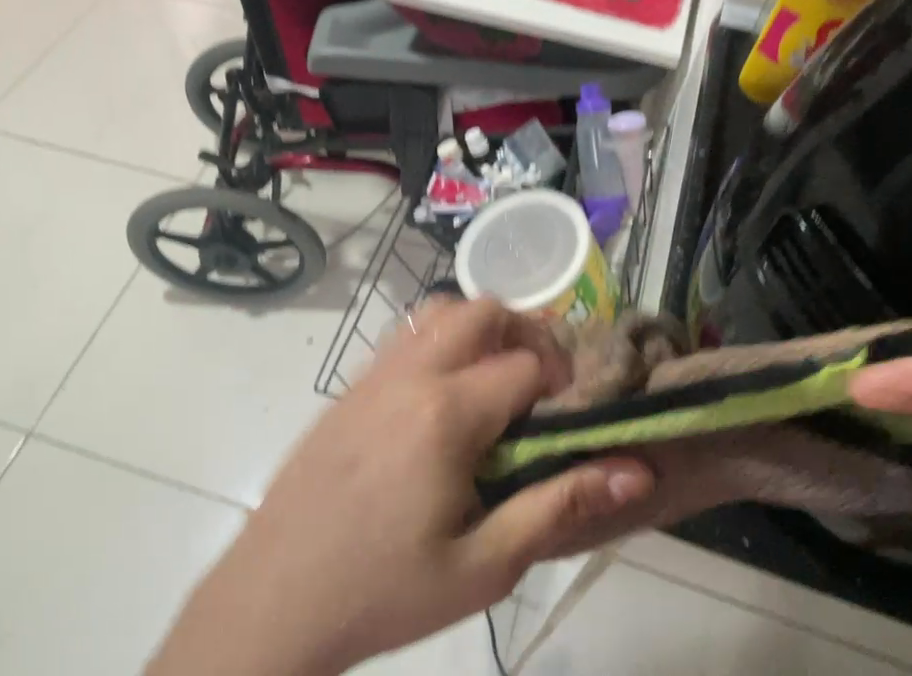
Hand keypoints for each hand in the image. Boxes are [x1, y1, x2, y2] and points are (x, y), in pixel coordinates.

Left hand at [148, 299, 655, 675]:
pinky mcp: (346, 391)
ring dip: (478, 330)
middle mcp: (409, 375)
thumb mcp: (485, 565)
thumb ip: (559, 505)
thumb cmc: (386, 590)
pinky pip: (401, 338)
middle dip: (525, 333)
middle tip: (543, 386)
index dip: (563, 380)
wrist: (275, 599)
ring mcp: (370, 376)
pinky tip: (443, 400)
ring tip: (497, 384)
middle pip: (481, 311)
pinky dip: (437, 343)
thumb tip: (636, 470)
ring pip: (436, 313)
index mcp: (446, 413)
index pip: (526, 364)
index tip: (574, 416)